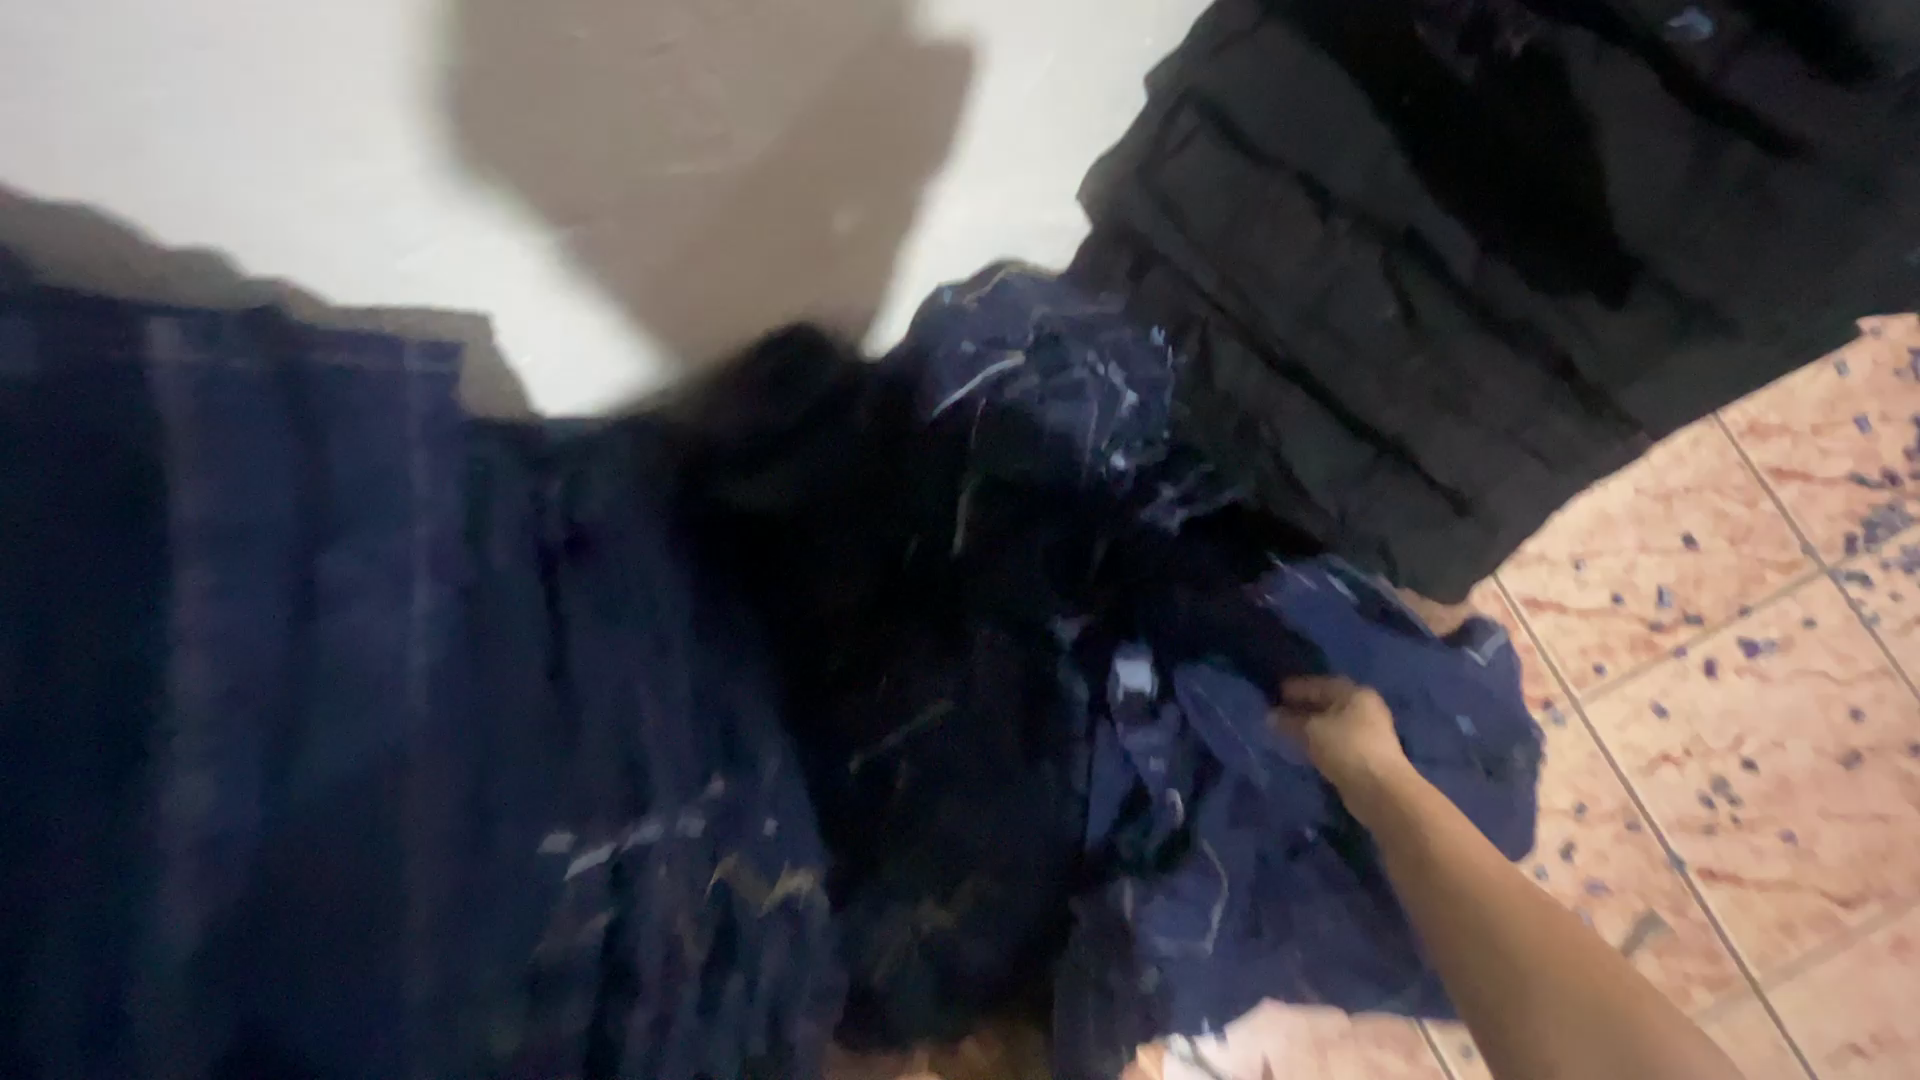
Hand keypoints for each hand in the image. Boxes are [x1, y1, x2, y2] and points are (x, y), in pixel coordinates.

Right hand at [1272, 676, 1414, 809]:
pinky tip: (1301, 746)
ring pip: (1330, 724)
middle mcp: (1365, 709)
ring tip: (1283, 729)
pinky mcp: (1364, 756)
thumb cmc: (1345, 748)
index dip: (1296, 688)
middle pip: (1327, 703)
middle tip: (1276, 710)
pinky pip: (1334, 741)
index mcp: (1355, 694)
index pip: (1320, 684)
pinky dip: (1317, 741)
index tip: (1274, 692)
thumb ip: (1289, 720)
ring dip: (1308, 726)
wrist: (1379, 790)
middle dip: (1301, 707)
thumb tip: (1270, 716)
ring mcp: (1367, 734)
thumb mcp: (1310, 729)